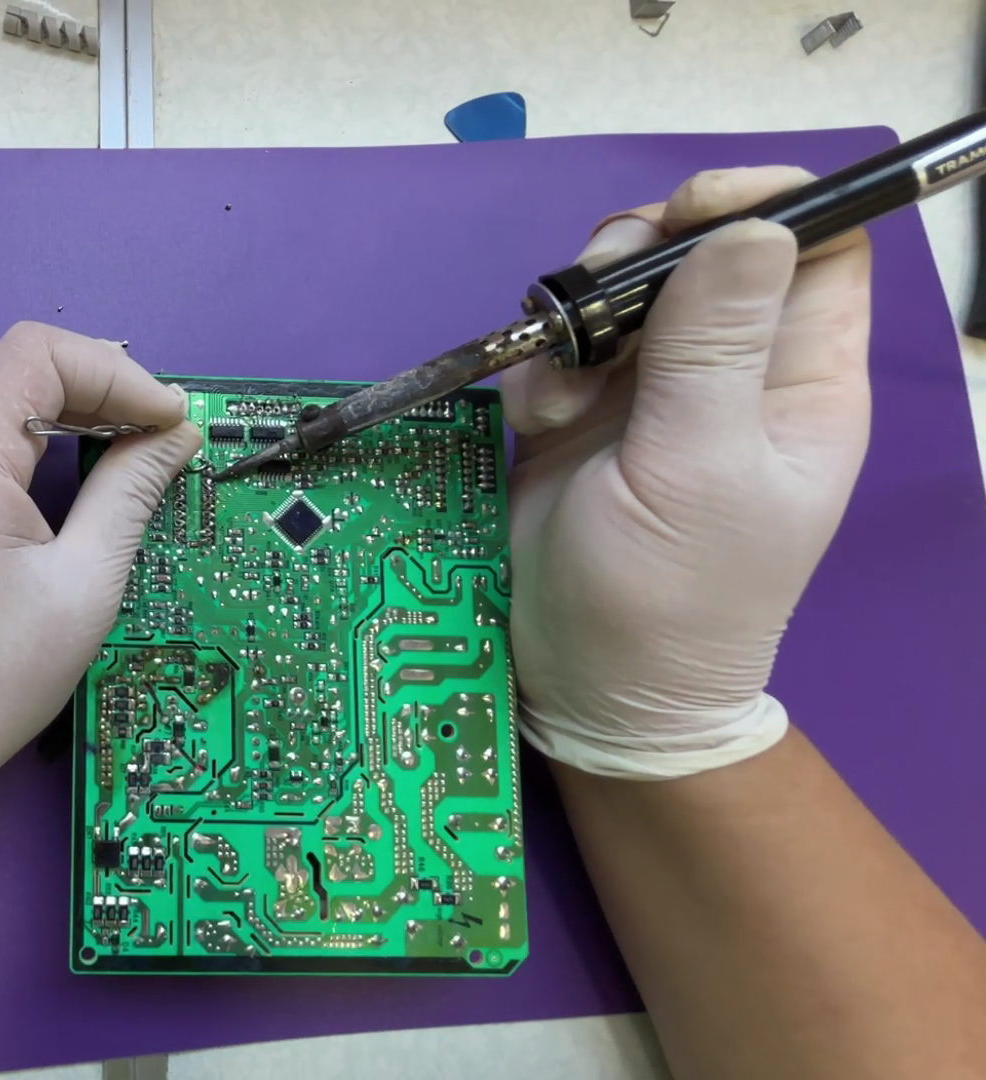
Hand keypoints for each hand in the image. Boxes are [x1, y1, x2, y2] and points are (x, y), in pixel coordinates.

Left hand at [0, 320, 201, 889]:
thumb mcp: (83, 586)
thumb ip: (129, 491)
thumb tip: (175, 432)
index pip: (35, 356)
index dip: (113, 371)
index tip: (165, 419)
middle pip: (6, 357)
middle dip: (90, 379)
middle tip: (145, 426)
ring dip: (46, 385)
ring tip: (103, 420)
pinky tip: (30, 407)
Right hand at [500, 166, 871, 778]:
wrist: (584, 671)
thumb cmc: (667, 586)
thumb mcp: (698, 469)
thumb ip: (713, 352)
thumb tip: (745, 227)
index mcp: (792, 382)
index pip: (810, 253)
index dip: (759, 209)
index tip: (684, 209)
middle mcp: (718, 378)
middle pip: (692, 264)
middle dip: (636, 259)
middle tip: (593, 290)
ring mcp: (636, 402)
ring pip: (610, 307)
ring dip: (572, 324)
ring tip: (554, 387)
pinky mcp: (567, 425)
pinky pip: (552, 360)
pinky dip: (535, 372)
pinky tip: (531, 416)